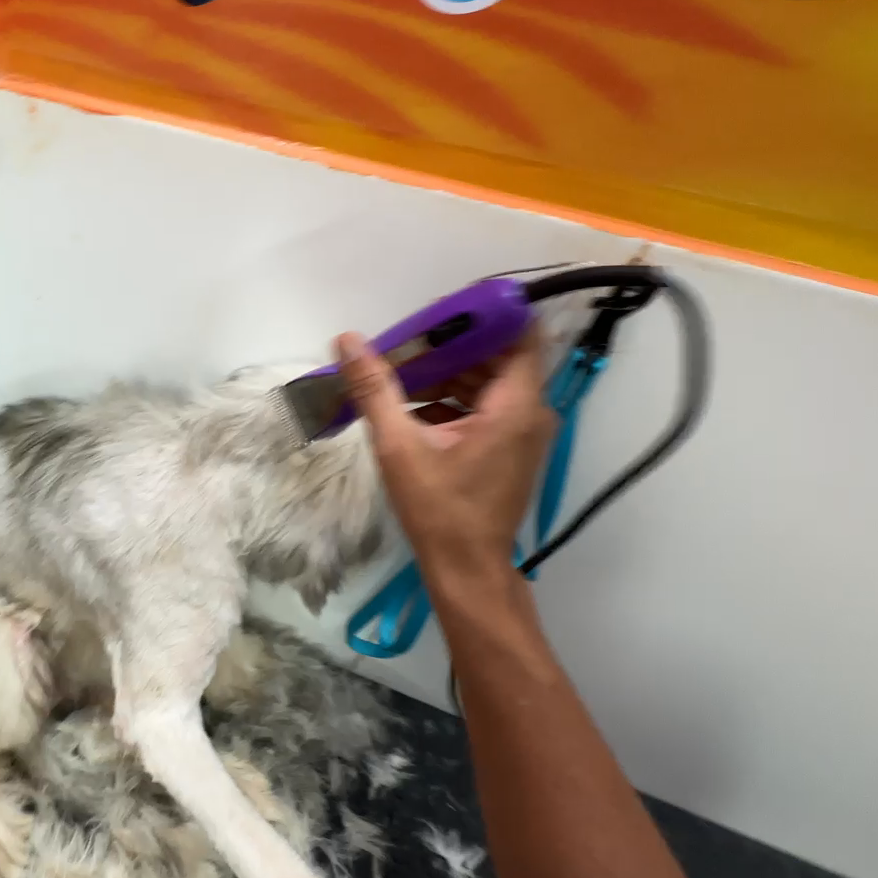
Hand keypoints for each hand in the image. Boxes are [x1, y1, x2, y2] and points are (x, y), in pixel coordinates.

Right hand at [334, 329, 557, 584]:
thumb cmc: (438, 506)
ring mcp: (522, 432)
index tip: (439, 310)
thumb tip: (347, 340)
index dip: (483, 315)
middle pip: (497, 357)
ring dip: (446, 373)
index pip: (518, 335)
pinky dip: (450, 399)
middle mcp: (530, 412)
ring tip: (398, 373)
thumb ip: (374, 388)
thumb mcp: (398, 443)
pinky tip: (409, 407)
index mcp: (515, 406)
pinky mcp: (508, 448)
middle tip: (404, 342)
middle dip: (450, 346)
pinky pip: (483, 406)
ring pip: (487, 382)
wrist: (465, 567)